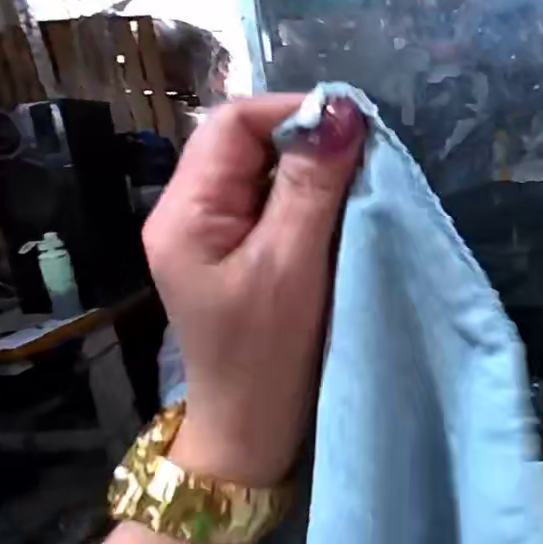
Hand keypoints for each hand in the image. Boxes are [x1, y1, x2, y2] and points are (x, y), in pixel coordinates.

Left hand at [142, 93, 365, 485]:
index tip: (350, 127)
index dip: (289, 113)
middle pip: (240, 142)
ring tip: (351, 180)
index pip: (230, 124)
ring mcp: (205, 230)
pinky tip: (330, 207)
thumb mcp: (291, 265)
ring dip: (304, 167)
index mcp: (185, 211)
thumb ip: (311, 184)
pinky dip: (300, 194)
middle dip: (300, 139)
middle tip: (358, 156)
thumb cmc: (266, 357)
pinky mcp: (227, 248)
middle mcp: (185, 210)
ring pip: (256, 168)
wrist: (248, 433)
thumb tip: (340, 110)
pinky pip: (263, 199)